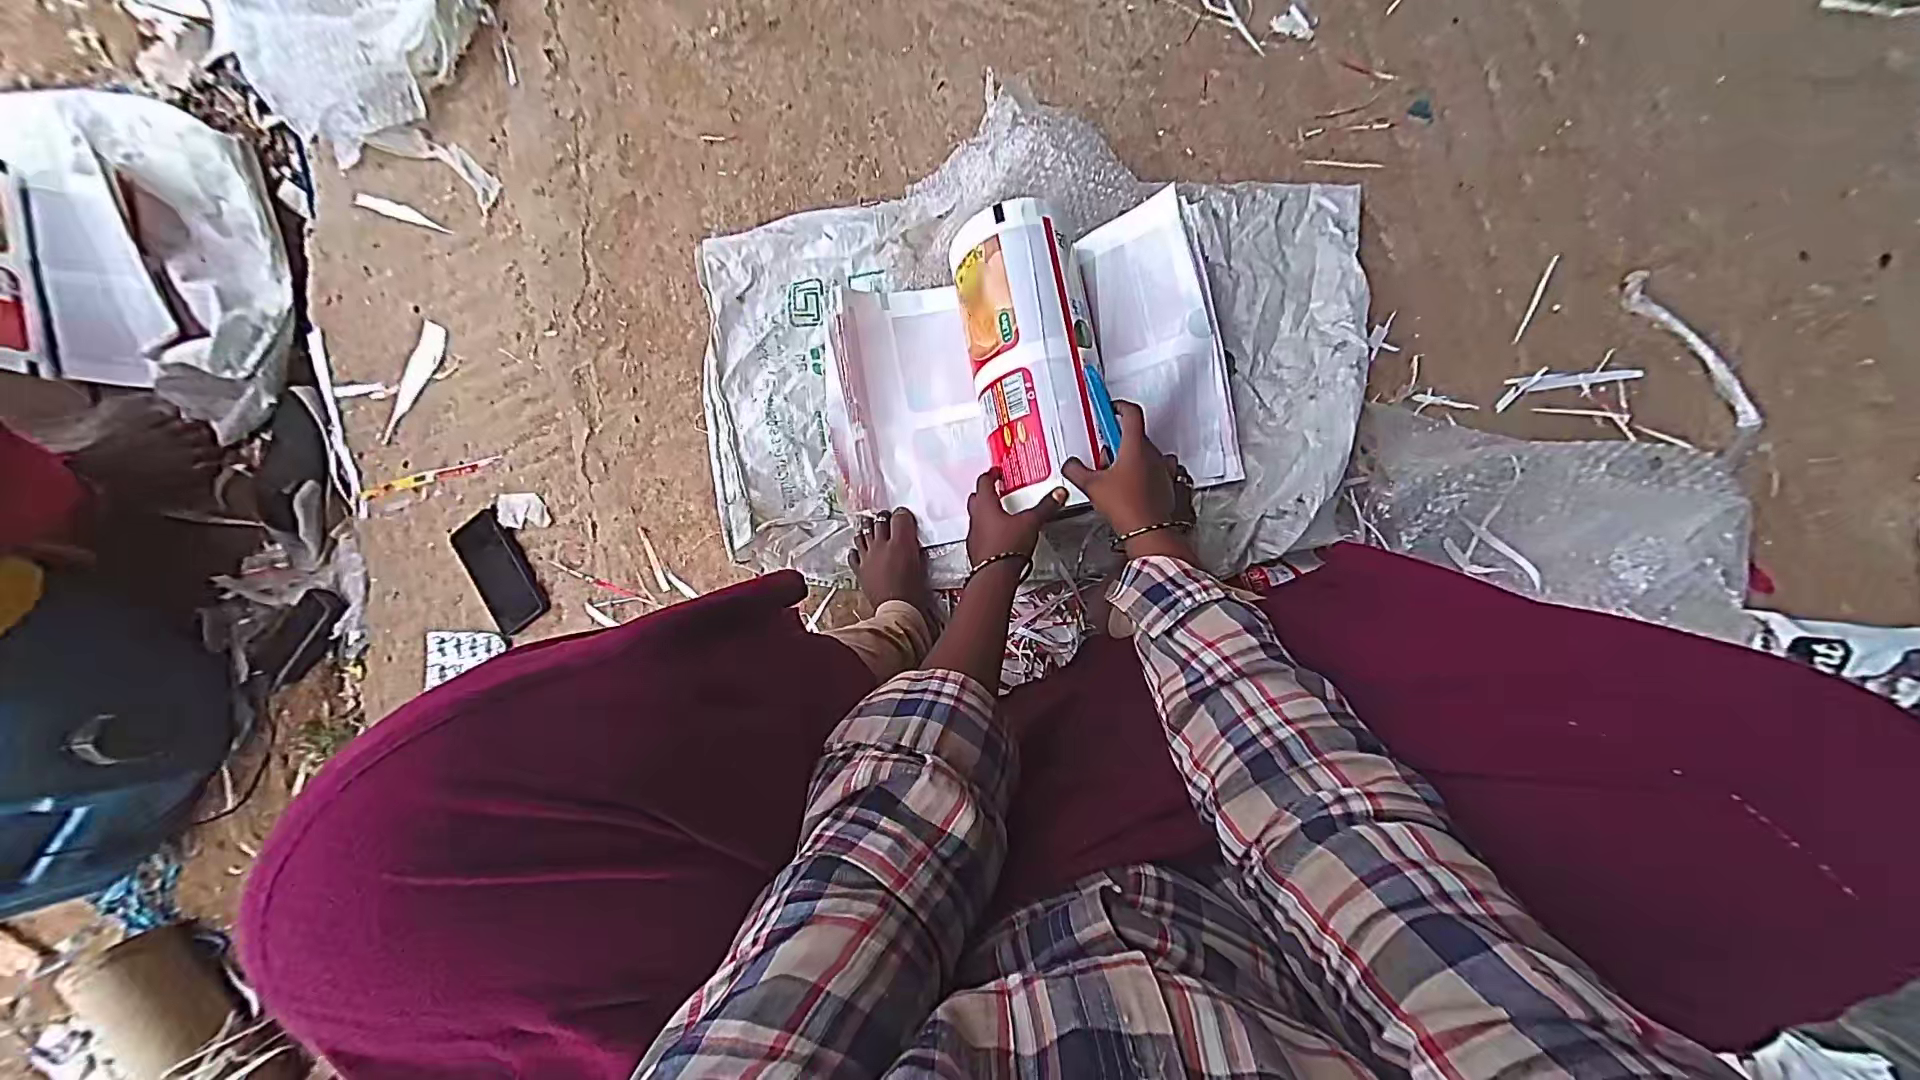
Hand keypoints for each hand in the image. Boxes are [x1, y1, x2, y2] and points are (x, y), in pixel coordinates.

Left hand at [965, 468, 1065, 568]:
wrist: (995, 575)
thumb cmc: (1006, 548)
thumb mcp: (1031, 522)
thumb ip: (1045, 507)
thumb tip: (1057, 495)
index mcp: (986, 506)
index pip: (984, 482)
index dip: (990, 474)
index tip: (996, 472)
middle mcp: (976, 519)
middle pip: (976, 498)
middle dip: (985, 492)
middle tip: (995, 489)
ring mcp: (975, 536)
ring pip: (976, 517)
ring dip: (985, 512)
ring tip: (1000, 513)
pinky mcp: (977, 551)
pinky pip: (980, 535)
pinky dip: (988, 531)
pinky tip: (1000, 537)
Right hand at [1062, 401, 1189, 534]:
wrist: (1149, 531)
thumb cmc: (1127, 507)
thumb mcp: (1092, 486)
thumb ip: (1076, 470)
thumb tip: (1070, 464)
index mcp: (1135, 446)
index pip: (1131, 413)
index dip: (1118, 406)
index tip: (1109, 407)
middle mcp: (1153, 453)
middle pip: (1134, 435)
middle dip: (1116, 440)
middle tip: (1102, 452)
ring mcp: (1163, 468)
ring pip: (1144, 452)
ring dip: (1129, 456)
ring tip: (1114, 471)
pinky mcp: (1167, 483)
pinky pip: (1155, 468)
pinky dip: (1143, 471)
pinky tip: (1131, 484)